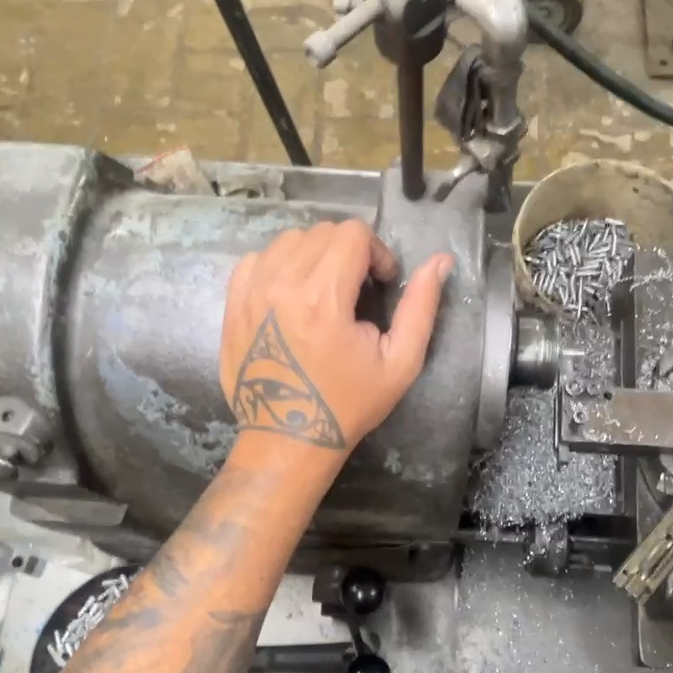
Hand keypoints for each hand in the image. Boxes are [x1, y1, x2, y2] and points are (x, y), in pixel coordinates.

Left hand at [220, 219, 450, 469]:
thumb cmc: (349, 403)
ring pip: (288, 241)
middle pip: (321, 232)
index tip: (380, 284)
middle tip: (357, 290)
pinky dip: (279, 266)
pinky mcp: (232, 305)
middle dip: (348, 252)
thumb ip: (421, 306)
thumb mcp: (400, 362)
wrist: (289, 440)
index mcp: (323, 298)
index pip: (352, 233)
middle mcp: (281, 286)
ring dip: (314, 256)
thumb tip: (440, 260)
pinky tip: (292, 296)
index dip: (376, 252)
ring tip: (325, 292)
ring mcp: (250, 293)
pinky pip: (257, 259)